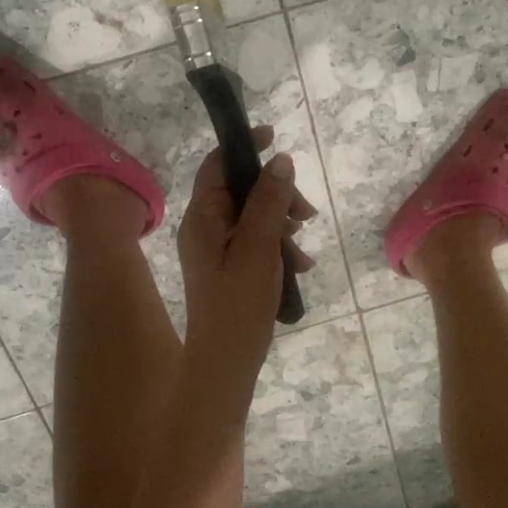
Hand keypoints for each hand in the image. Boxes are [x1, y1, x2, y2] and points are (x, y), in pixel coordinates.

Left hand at [177, 127, 316, 384]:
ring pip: (252, 216)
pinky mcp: (227, 268)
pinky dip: (276, 246)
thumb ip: (268, 202)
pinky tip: (298, 267)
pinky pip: (253, 242)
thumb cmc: (238, 307)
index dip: (244, 147)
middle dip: (276, 195)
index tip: (276, 139)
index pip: (216, 165)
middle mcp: (203, 228)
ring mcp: (214, 249)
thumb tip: (279, 160)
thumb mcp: (259, 249)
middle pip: (240, 190)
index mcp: (201, 218)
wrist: (224, 368)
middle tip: (306, 215)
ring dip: (281, 224)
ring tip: (303, 252)